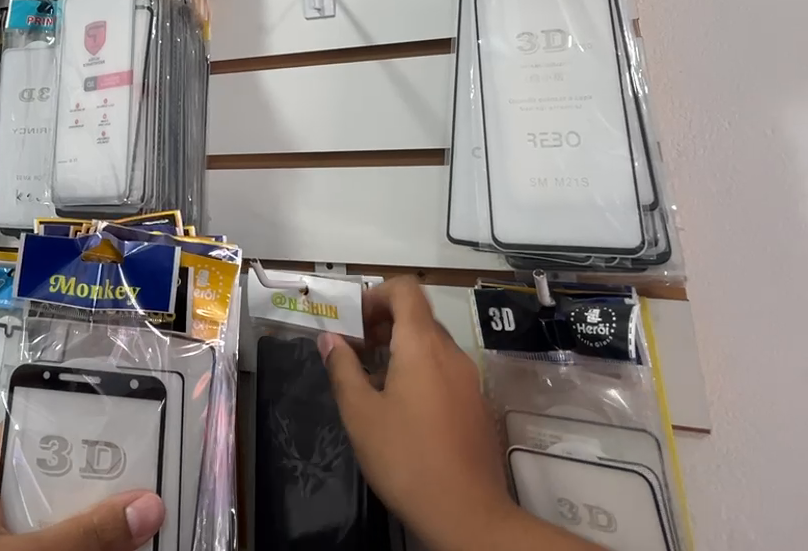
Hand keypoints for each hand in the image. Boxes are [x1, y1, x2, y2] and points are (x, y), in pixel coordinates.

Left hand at [0, 428, 165, 550]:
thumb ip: (81, 537)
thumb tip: (151, 505)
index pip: (44, 427)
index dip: (90, 430)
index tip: (138, 440)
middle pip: (51, 478)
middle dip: (96, 489)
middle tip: (148, 493)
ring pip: (44, 518)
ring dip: (82, 527)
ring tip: (137, 530)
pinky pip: (30, 543)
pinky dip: (59, 549)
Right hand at [318, 279, 522, 549]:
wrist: (470, 518)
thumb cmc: (407, 458)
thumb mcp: (360, 413)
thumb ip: (342, 369)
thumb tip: (329, 339)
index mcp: (421, 346)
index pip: (406, 289)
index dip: (377, 294)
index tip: (355, 321)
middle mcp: (451, 353)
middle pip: (418, 316)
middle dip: (384, 323)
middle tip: (356, 351)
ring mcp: (470, 380)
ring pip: (432, 345)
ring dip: (401, 349)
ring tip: (375, 381)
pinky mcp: (478, 406)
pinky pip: (445, 371)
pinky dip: (421, 372)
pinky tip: (403, 408)